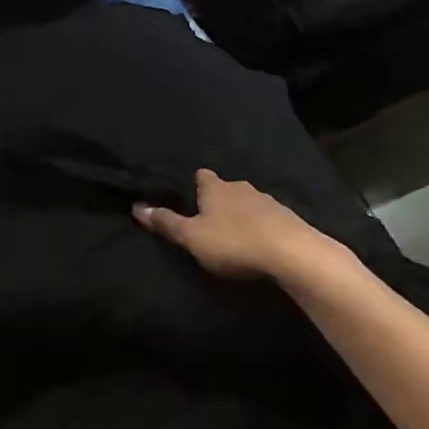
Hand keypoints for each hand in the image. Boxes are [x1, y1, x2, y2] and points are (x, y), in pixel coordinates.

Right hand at [133, 169, 348, 281]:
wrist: (290, 252)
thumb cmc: (233, 242)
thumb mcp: (192, 238)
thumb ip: (167, 224)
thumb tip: (138, 207)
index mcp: (216, 188)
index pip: (201, 176)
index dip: (194, 184)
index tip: (188, 194)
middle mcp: (241, 187)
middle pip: (225, 188)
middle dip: (218, 200)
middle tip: (207, 218)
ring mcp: (267, 200)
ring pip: (247, 202)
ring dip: (240, 213)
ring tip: (233, 232)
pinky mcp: (286, 217)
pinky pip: (266, 217)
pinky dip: (259, 225)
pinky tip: (258, 239)